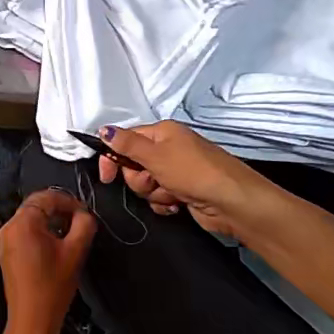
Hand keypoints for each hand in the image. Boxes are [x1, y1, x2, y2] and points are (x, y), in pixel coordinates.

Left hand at [0, 189, 96, 333]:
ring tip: (71, 233)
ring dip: (51, 220)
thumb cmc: (54, 285)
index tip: (85, 214)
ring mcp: (5, 240)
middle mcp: (9, 226)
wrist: (31, 319)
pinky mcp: (6, 252)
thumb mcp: (75, 252)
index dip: (69, 201)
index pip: (46, 197)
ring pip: (30, 218)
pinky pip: (24, 231)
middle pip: (36, 205)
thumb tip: (84, 214)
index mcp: (23, 223)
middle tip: (80, 221)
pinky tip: (56, 245)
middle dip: (59, 209)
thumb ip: (84, 225)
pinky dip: (41, 231)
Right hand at [95, 120, 272, 238]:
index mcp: (162, 133)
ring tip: (172, 193)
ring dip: (154, 193)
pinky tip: (177, 204)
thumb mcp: (155, 155)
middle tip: (154, 180)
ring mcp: (175, 171)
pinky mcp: (181, 191)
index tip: (106, 177)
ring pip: (145, 185)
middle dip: (139, 179)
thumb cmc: (194, 172)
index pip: (125, 140)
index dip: (113, 158)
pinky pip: (158, 198)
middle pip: (133, 165)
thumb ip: (126, 144)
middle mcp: (168, 149)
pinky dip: (164, 203)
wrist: (231, 201)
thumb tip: (103, 129)